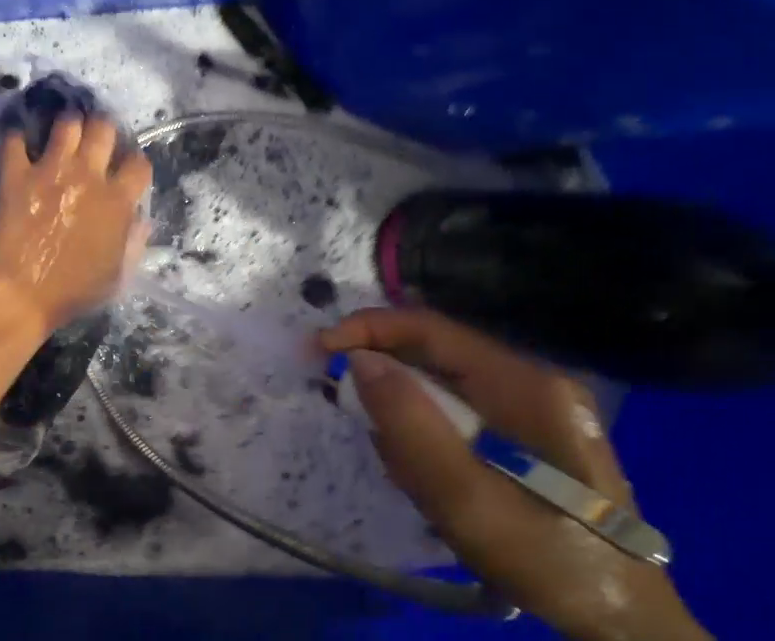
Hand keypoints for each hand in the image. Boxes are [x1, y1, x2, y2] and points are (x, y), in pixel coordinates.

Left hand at [0, 115, 150, 336]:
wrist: (23, 293)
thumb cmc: (74, 290)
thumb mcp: (119, 273)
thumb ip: (133, 240)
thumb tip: (141, 218)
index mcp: (117, 201)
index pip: (138, 163)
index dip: (133, 161)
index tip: (124, 165)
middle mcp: (87, 177)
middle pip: (103, 129)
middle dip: (102, 128)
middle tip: (93, 137)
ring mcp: (49, 172)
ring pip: (66, 125)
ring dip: (67, 125)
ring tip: (62, 132)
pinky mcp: (16, 175)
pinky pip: (15, 142)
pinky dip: (17, 138)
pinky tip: (20, 142)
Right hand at [320, 308, 708, 640]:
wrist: (622, 623)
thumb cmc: (543, 556)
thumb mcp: (463, 496)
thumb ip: (408, 422)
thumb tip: (359, 359)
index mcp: (527, 385)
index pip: (429, 328)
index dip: (365, 329)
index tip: (317, 351)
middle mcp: (533, 383)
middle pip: (432, 352)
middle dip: (381, 377)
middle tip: (343, 406)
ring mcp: (535, 409)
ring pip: (440, 384)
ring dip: (403, 413)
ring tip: (402, 468)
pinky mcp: (529, 434)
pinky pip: (456, 412)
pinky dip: (426, 432)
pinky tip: (426, 475)